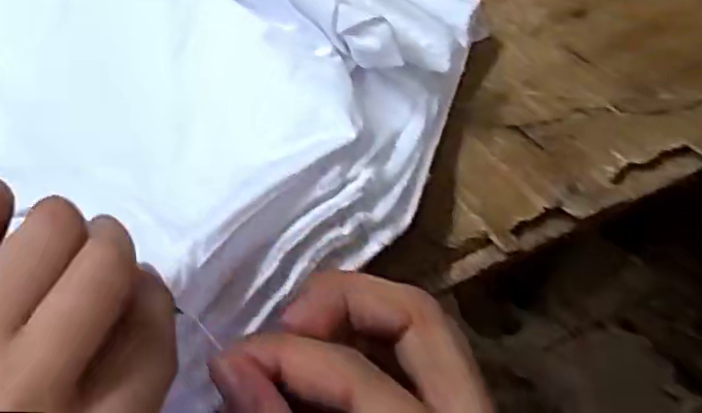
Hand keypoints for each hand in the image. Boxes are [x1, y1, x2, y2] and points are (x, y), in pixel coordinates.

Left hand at [0, 174, 176, 412]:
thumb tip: (120, 319)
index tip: (129, 296)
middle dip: (108, 249)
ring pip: (52, 223)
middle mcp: (40, 373)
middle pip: (108, 266)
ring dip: (58, 225)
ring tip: (35, 247)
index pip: (151, 339)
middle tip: (82, 265)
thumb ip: (101, 404)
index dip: (149, 301)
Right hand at [210, 272, 492, 412]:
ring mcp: (474, 410)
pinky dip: (361, 341)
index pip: (353, 368)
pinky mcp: (454, 408)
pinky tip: (322, 363)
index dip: (278, 357)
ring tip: (297, 337)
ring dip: (347, 314)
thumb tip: (226, 364)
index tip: (227, 365)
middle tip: (283, 325)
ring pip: (419, 322)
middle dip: (335, 300)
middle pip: (416, 311)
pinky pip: (411, 354)